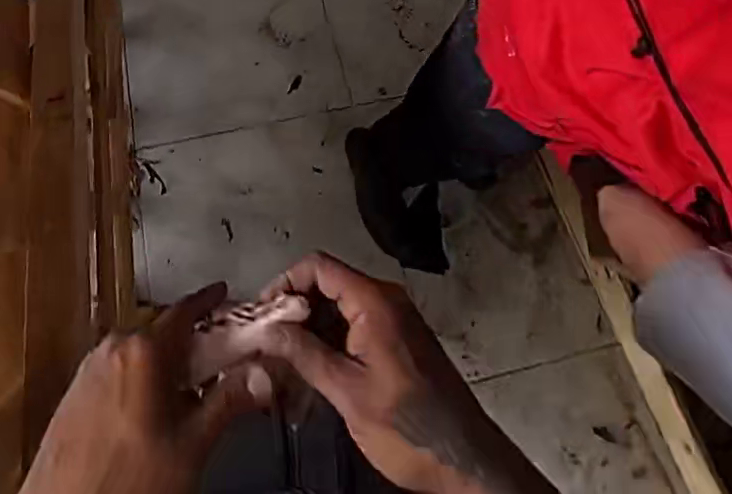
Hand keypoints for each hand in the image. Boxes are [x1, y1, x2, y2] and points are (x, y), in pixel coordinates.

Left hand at [21, 282, 274, 493]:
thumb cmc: (128, 483)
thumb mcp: (192, 445)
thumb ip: (228, 402)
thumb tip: (260, 377)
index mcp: (143, 350)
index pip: (183, 311)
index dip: (206, 302)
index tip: (220, 294)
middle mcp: (113, 348)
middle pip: (159, 329)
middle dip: (187, 338)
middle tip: (212, 355)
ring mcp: (90, 368)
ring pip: (136, 349)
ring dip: (161, 360)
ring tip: (183, 390)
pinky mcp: (75, 390)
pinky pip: (114, 368)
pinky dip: (136, 375)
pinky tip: (147, 409)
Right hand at [256, 253, 551, 493]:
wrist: (468, 464)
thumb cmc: (408, 428)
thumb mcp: (347, 392)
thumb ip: (304, 353)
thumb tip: (268, 328)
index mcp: (374, 301)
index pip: (318, 266)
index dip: (286, 282)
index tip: (264, 312)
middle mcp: (386, 298)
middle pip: (328, 281)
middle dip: (296, 305)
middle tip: (270, 335)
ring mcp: (396, 317)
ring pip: (341, 302)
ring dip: (312, 322)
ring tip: (286, 353)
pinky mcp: (400, 336)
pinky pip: (357, 319)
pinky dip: (332, 334)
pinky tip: (315, 362)